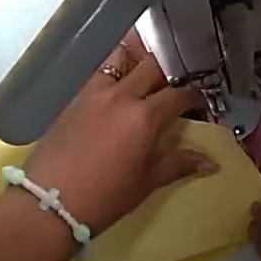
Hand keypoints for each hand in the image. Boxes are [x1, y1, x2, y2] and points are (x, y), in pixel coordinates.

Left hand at [20, 31, 215, 231]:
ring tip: (144, 74)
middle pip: (152, 65)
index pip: (179, 94)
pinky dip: (112, 73)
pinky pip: (98, 74)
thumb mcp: (147, 181)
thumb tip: (211, 163)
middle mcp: (121, 95)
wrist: (50, 202)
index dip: (195, 97)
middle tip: (176, 85)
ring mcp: (94, 92)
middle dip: (170, 71)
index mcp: (144, 116)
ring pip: (120, 58)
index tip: (200, 105)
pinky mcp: (73, 98)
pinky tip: (116, 88)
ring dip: (137, 60)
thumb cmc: (105, 196)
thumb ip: (179, 164)